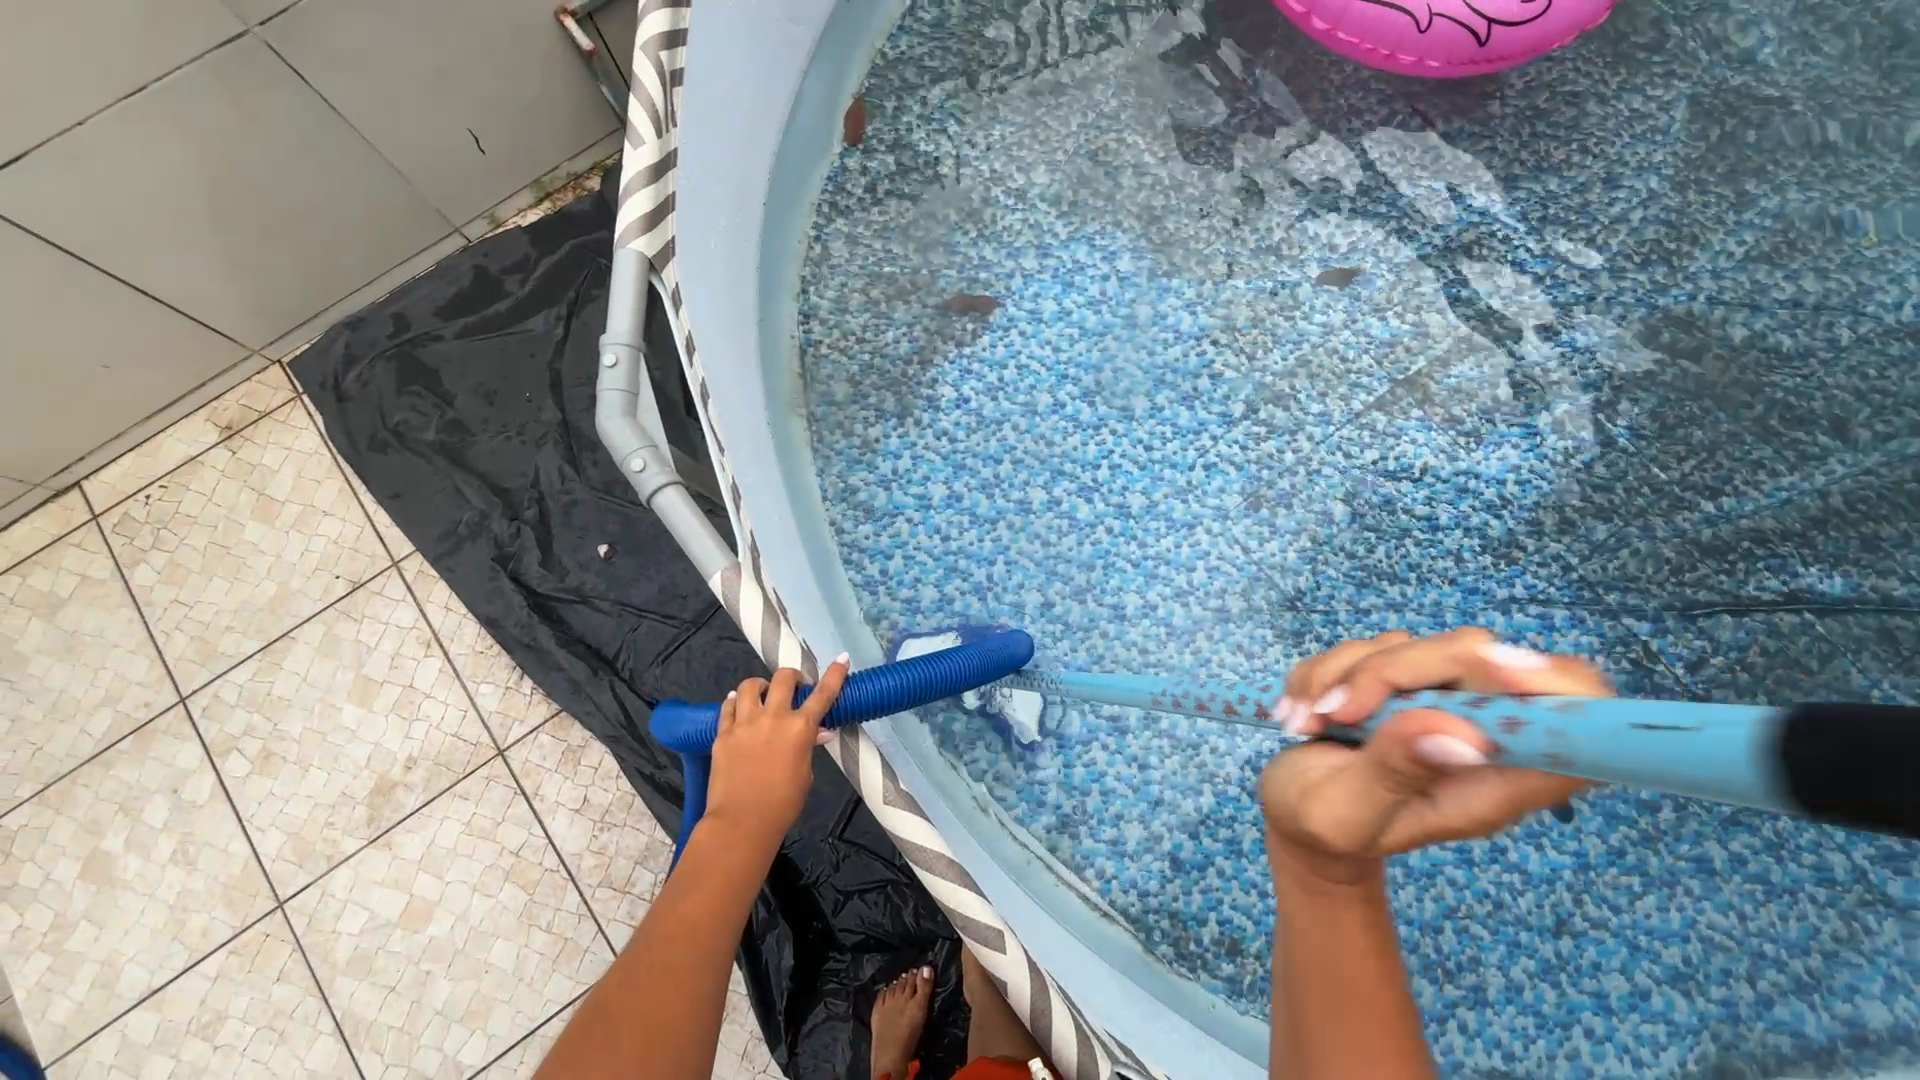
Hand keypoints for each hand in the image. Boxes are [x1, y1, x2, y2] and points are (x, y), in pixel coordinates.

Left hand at [703, 655, 848, 846]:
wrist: (741, 822)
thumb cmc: (783, 804)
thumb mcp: (805, 775)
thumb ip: (807, 748)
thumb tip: (816, 733)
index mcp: (800, 728)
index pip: (823, 694)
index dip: (835, 674)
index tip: (842, 658)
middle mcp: (773, 718)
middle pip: (783, 679)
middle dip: (792, 677)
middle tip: (795, 686)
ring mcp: (744, 723)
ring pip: (750, 686)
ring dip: (760, 685)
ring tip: (763, 694)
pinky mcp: (723, 733)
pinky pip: (728, 706)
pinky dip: (736, 702)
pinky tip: (738, 704)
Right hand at [1260, 628, 1611, 888]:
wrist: (1296, 815)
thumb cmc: (1326, 828)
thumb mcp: (1345, 814)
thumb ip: (1396, 774)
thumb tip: (1457, 734)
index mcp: (1493, 780)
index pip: (1573, 720)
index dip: (1553, 683)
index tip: (1492, 667)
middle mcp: (1476, 731)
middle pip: (1477, 657)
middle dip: (1392, 670)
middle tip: (1336, 710)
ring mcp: (1435, 700)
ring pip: (1411, 645)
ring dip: (1343, 674)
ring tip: (1305, 721)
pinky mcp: (1397, 680)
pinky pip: (1367, 647)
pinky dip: (1324, 671)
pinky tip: (1302, 710)